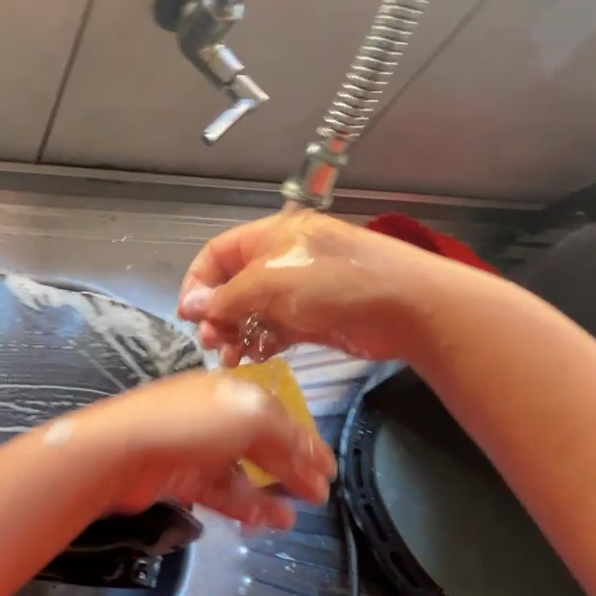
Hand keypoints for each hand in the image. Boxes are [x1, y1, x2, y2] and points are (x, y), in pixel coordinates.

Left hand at [48, 371, 334, 530]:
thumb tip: (313, 462)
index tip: (328, 468)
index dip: (306, 441)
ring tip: (295, 516)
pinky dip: (246, 506)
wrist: (121, 451)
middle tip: (317, 494)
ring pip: (243, 474)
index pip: (279, 415)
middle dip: (292, 469)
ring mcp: (197, 450)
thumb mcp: (251, 415)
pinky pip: (222, 493)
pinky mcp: (182, 479)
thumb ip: (287, 437)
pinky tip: (268, 520)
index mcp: (232, 391)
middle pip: (262, 445)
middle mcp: (215, 417)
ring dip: (271, 494)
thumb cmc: (187, 422)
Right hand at [177, 209, 471, 365]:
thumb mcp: (270, 282)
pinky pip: (270, 331)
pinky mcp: (308, 319)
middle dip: (215, 315)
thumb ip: (225, 297)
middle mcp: (277, 261)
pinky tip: (254, 358)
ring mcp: (294, 291)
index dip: (198, 283)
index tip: (190, 315)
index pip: (215, 255)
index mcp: (268, 237)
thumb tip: (190, 308)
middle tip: (212, 341)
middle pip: (228, 287)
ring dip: (234, 335)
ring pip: (248, 313)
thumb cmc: (336, 282)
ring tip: (231, 357)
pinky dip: (258, 344)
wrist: (405, 307)